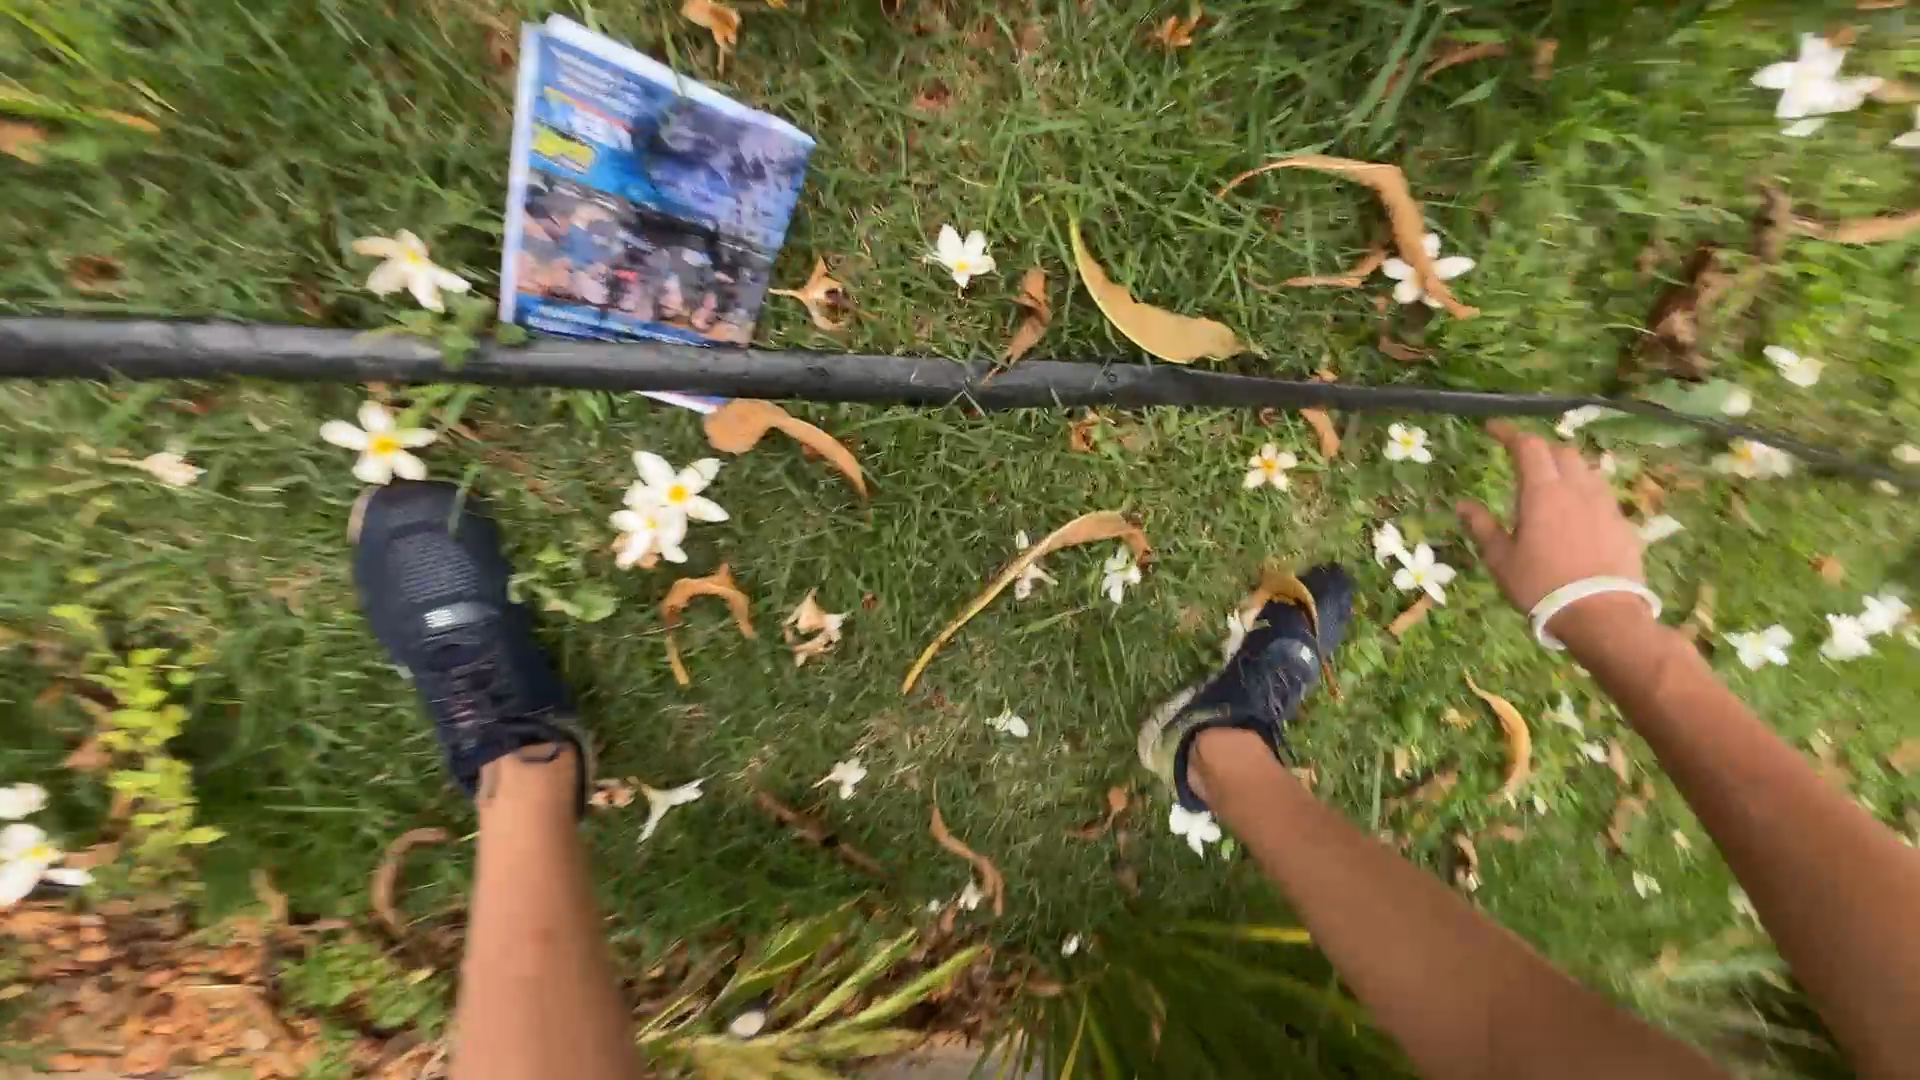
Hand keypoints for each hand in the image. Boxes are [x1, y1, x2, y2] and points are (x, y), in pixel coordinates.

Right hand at [1454, 421, 1643, 617]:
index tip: (1492, 428)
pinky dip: (1583, 489)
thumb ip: (1482, 526)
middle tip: (1520, 456)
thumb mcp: (1499, 558)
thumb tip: (1464, 505)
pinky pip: (1601, 493)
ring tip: (1548, 480)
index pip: (1528, 447)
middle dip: (1539, 447)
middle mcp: (1577, 490)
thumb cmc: (1539, 584)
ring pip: (1586, 469)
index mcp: (1542, 494)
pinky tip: (1574, 509)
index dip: (1509, 433)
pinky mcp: (1623, 523)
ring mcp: (1605, 505)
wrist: (1600, 614)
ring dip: (1564, 466)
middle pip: (1561, 452)